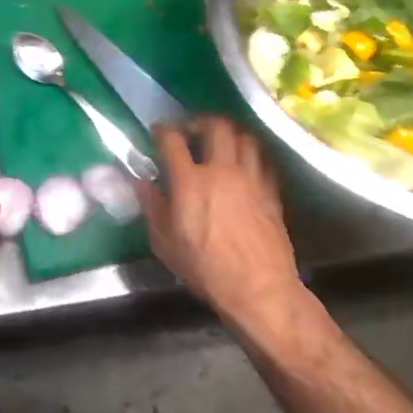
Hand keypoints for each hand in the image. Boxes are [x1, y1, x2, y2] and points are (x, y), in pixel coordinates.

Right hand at [139, 117, 302, 322]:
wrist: (259, 289)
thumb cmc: (206, 269)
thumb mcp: (165, 243)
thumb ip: (152, 207)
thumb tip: (142, 181)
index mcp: (190, 182)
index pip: (173, 140)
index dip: (162, 130)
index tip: (158, 133)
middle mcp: (222, 171)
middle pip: (216, 126)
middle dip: (201, 122)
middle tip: (191, 133)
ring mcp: (251, 179)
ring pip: (244, 137)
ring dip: (229, 135)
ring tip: (220, 145)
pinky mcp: (271, 192)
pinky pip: (262, 160)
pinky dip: (250, 155)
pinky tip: (244, 166)